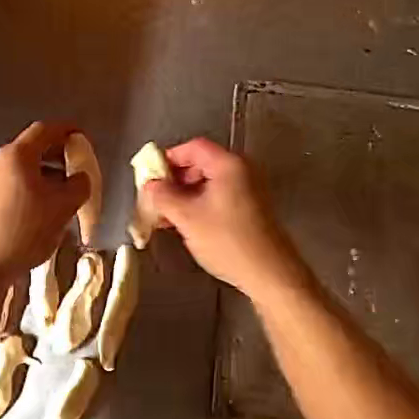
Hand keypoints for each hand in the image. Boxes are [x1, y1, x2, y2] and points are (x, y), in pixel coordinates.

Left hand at [0, 121, 90, 279]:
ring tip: (67, 194)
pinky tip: (46, 210)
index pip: (46, 130)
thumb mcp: (64, 207)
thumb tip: (79, 178)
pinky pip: (15, 185)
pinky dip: (34, 189)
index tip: (83, 137)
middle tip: (79, 167)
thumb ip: (79, 185)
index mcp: (17, 155)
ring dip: (48, 175)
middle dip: (59, 155)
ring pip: (25, 169)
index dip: (68, 130)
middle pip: (34, 148)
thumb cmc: (25, 230)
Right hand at [140, 138, 312, 299]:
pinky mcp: (252, 208)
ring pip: (210, 182)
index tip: (151, 175)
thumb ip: (163, 197)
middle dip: (175, 179)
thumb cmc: (229, 241)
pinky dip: (201, 204)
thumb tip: (150, 186)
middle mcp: (243, 171)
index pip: (193, 147)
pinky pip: (221, 196)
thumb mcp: (187, 218)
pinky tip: (187, 223)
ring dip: (186, 195)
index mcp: (229, 164)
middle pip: (202, 163)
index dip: (169, 157)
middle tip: (157, 197)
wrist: (268, 272)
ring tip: (167, 215)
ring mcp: (250, 189)